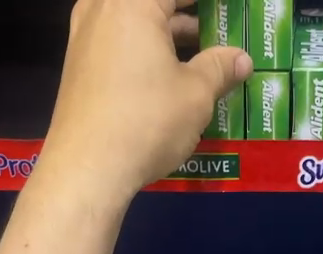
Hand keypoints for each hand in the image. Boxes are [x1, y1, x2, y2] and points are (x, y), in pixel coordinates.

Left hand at [42, 0, 249, 198]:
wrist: (87, 168)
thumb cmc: (147, 122)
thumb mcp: (195, 96)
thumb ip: (219, 69)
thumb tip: (242, 58)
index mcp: (133, 2)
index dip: (207, 6)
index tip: (227, 15)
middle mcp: (103, 8)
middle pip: (154, 4)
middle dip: (189, 16)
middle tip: (219, 33)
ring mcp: (85, 36)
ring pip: (136, 23)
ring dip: (168, 35)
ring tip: (201, 58)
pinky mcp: (79, 66)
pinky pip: (119, 44)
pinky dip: (146, 51)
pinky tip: (167, 77)